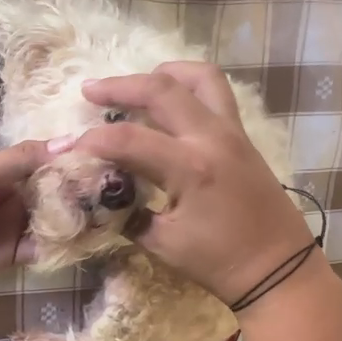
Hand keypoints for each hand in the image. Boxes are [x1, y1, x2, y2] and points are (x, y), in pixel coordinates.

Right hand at [65, 63, 315, 305]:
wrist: (276, 266)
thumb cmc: (217, 261)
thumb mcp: (161, 243)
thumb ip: (128, 211)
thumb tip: (101, 193)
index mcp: (190, 168)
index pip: (127, 140)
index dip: (90, 141)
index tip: (64, 147)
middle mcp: (211, 138)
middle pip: (161, 90)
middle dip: (120, 86)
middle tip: (89, 91)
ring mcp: (232, 132)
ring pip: (198, 77)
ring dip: (163, 73)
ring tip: (138, 83)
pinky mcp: (242, 136)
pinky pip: (216, 93)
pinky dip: (188, 86)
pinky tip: (171, 100)